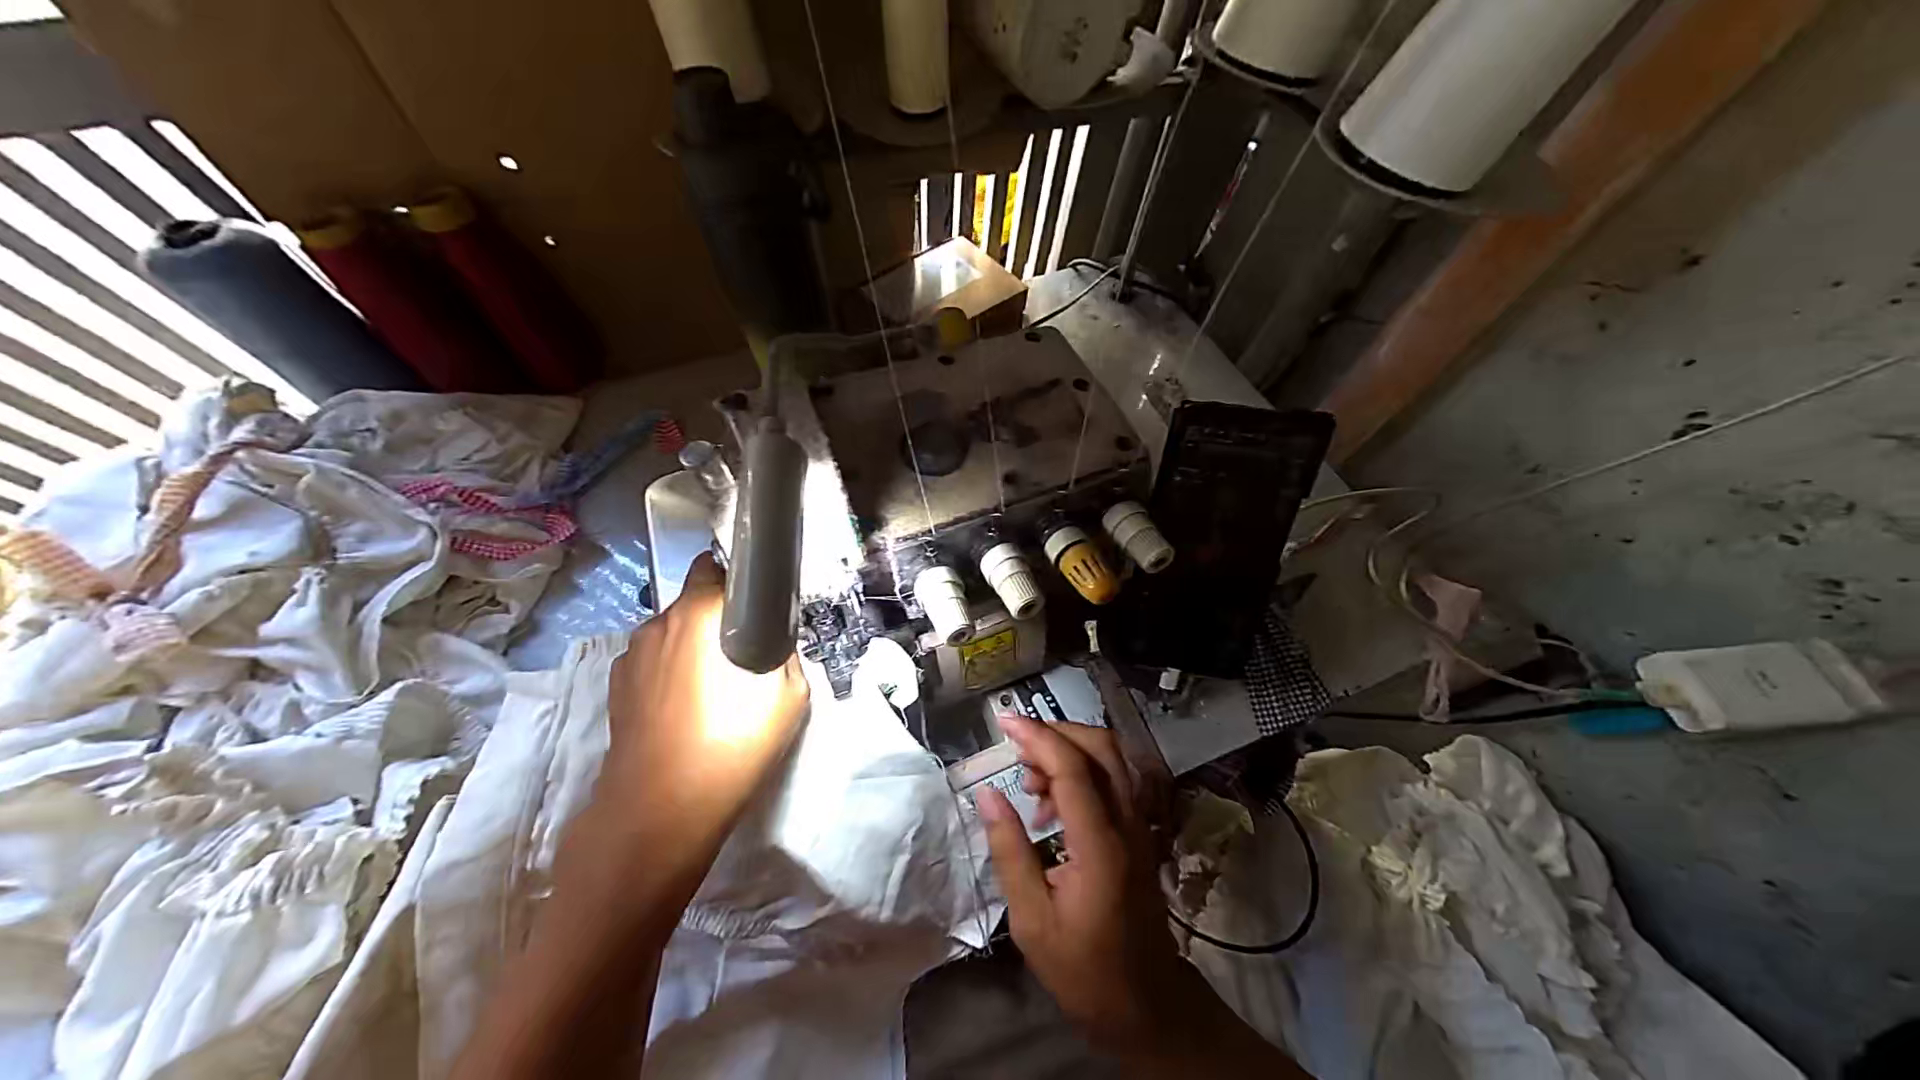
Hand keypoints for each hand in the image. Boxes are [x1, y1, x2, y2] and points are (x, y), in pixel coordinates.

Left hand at [596, 552, 809, 859]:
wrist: (661, 808)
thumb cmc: (733, 745)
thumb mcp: (789, 698)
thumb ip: (784, 655)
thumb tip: (773, 641)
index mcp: (701, 613)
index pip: (716, 567)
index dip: (739, 582)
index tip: (756, 608)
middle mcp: (660, 621)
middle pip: (693, 599)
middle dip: (717, 615)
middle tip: (740, 652)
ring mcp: (631, 653)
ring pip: (671, 630)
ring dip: (691, 643)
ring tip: (709, 688)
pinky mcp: (616, 683)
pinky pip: (652, 658)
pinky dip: (668, 668)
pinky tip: (682, 707)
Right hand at [978, 715, 1306, 1076]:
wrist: (1147, 1003)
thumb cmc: (1083, 969)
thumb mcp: (1032, 920)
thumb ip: (1009, 850)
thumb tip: (988, 794)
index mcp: (1100, 845)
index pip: (1072, 768)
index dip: (1037, 737)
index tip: (1003, 722)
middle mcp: (1128, 824)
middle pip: (1102, 748)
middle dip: (1057, 733)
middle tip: (1017, 748)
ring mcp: (1140, 827)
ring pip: (1112, 759)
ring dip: (1069, 751)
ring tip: (1029, 781)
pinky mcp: (1140, 834)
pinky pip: (1114, 781)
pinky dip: (1082, 772)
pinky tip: (1051, 806)